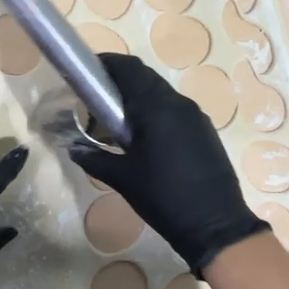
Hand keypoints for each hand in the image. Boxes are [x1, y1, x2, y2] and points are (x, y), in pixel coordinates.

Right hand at [70, 54, 266, 272]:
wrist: (215, 225)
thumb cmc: (163, 198)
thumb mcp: (122, 179)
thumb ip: (94, 159)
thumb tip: (72, 148)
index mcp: (156, 108)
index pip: (129, 69)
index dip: (108, 63)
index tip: (88, 70)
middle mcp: (178, 104)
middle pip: (146, 78)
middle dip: (121, 81)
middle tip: (96, 98)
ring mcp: (196, 117)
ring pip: (161, 95)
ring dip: (139, 98)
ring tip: (117, 121)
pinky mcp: (205, 132)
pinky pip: (175, 111)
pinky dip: (155, 113)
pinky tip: (144, 137)